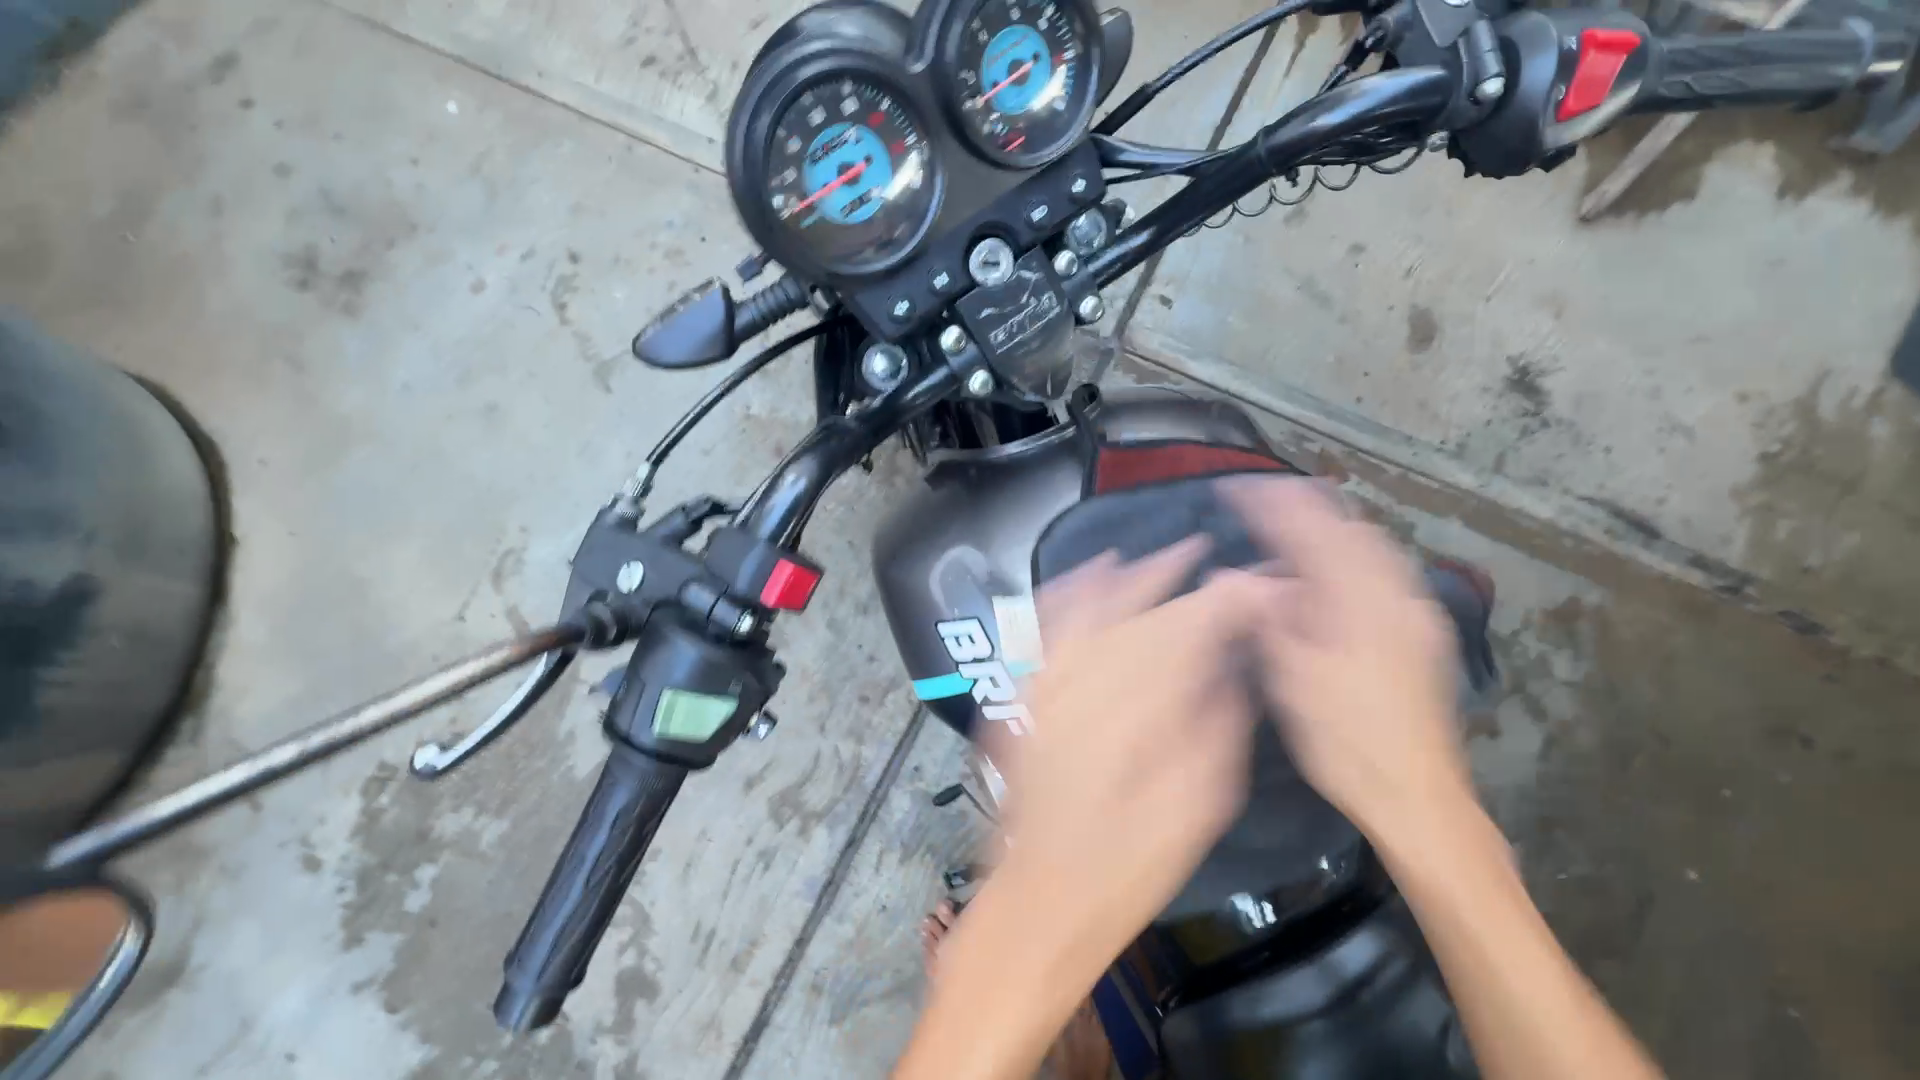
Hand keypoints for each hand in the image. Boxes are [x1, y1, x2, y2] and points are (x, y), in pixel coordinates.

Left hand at [992, 537, 1265, 972]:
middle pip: (1134, 614)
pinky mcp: (1022, 698)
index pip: (1184, 633)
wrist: (1042, 898)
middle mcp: (1083, 687)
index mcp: (1136, 713)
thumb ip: (1216, 725)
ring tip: (1158, 556)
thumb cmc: (1130, 866)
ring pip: (1087, 612)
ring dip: (1125, 578)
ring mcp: (1044, 689)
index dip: (1222, 600)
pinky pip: (1044, 631)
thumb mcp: (1198, 807)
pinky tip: (1086, 576)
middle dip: (1175, 577)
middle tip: (1207, 553)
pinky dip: (1067, 595)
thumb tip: (1227, 665)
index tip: (1254, 584)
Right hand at [1221, 477, 1473, 847]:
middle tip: (1259, 503)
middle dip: (1302, 507)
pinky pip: (1384, 572)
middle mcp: (1395, 595)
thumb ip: (1266, 620)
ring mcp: (1414, 613)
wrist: (1418, 796)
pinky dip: (1349, 556)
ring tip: (1289, 528)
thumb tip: (1232, 577)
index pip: (1309, 531)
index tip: (1233, 488)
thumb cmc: (1346, 743)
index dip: (1269, 503)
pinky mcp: (1420, 633)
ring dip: (1329, 529)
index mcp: (1359, 603)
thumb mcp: (1293, 682)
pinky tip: (1329, 575)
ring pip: (1372, 547)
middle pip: (1348, 527)